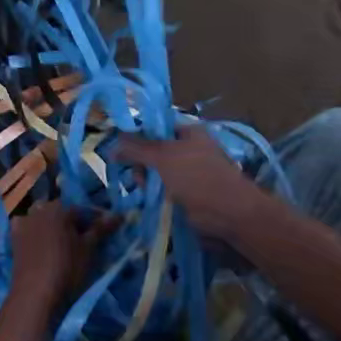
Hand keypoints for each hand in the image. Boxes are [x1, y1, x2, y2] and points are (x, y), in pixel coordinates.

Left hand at [8, 201, 100, 304]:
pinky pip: (30, 231)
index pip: (83, 210)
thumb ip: (102, 229)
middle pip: (62, 213)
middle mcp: (38, 210)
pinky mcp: (13, 240)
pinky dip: (37, 235)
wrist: (34, 294)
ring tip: (66, 244)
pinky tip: (44, 246)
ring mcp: (23, 224)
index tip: (106, 232)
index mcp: (58, 208)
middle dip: (74, 223)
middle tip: (87, 240)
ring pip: (44, 221)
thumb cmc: (66, 268)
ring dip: (55, 228)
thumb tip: (118, 214)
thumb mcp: (89, 248)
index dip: (96, 221)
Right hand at [115, 127, 270, 240]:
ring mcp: (191, 173)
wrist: (228, 213)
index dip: (138, 135)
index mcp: (190, 132)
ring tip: (144, 191)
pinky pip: (164, 191)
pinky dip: (155, 196)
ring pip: (157, 173)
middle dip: (142, 163)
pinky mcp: (189, 194)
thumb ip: (137, 148)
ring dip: (147, 182)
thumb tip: (113, 144)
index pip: (157, 127)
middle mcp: (191, 150)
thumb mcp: (163, 156)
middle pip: (154, 151)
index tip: (121, 149)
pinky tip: (149, 201)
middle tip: (138, 176)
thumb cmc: (197, 177)